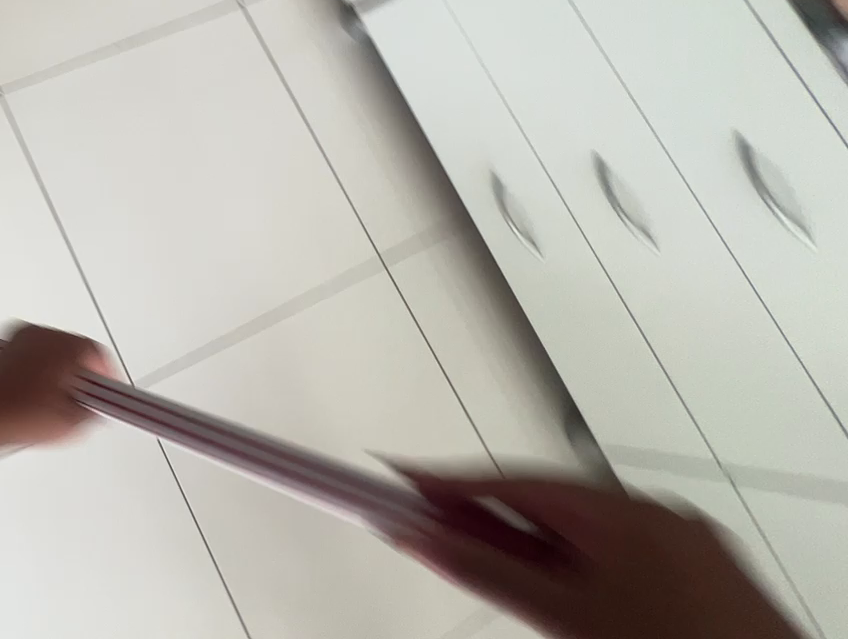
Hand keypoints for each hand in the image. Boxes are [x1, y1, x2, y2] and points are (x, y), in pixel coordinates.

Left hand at [0, 324, 109, 446]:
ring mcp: (17, 336)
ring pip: (44, 347)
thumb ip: (89, 410)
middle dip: (75, 369)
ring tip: (49, 394)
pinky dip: (24, 364)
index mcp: (66, 346)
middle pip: (69, 347)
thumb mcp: (73, 423)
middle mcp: (42, 334)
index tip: (105, 389)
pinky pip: (19, 351)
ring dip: (50, 366)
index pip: (96, 353)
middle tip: (78, 394)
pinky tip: (25, 384)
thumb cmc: (23, 412)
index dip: (104, 374)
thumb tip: (89, 408)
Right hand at [392, 471, 801, 638]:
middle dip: (482, 516)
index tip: (394, 476)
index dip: (444, 481)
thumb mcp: (566, 617)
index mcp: (629, 512)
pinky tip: (541, 581)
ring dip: (520, 542)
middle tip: (426, 524)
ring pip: (574, 530)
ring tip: (480, 559)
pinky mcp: (699, 578)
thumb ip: (482, 570)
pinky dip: (563, 561)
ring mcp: (685, 547)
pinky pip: (607, 551)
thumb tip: (415, 536)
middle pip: (540, 503)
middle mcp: (659, 517)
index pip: (509, 480)